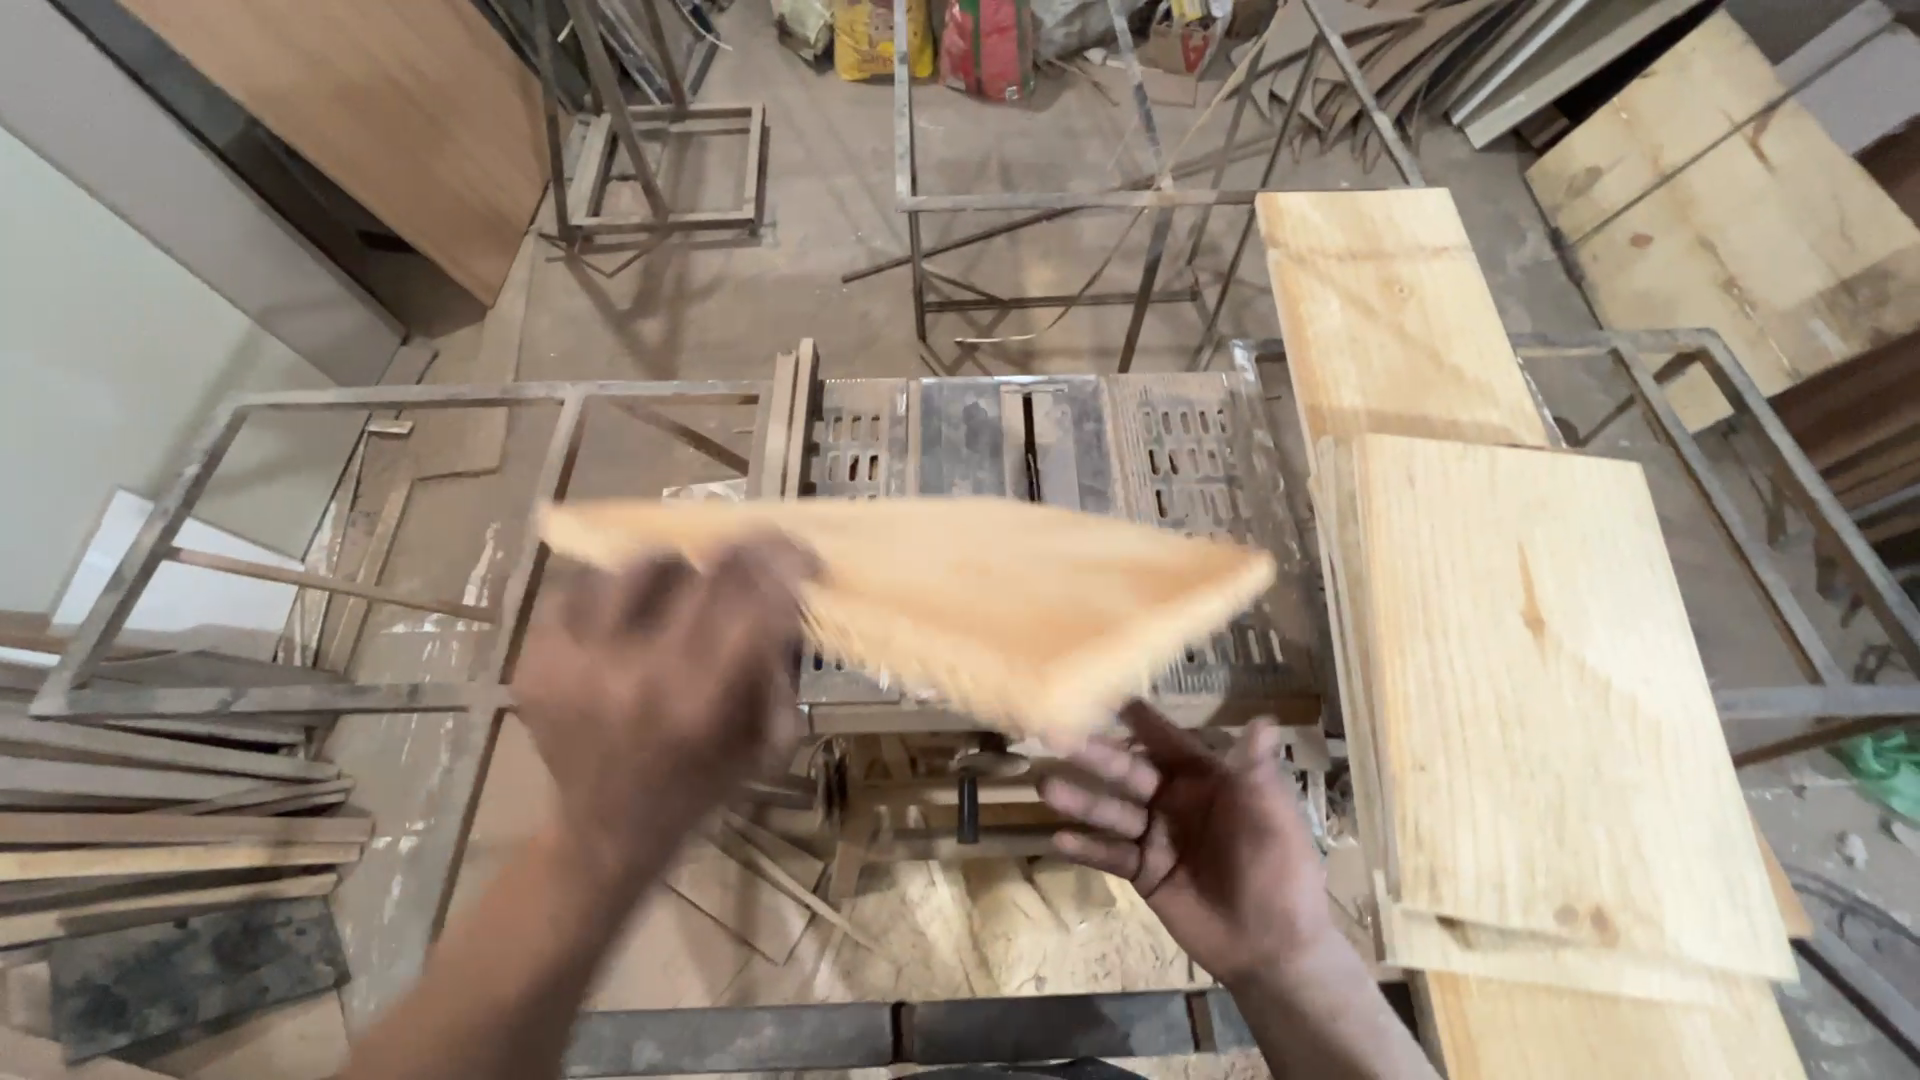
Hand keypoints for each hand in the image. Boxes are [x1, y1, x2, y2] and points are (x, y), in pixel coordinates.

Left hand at [512, 537, 816, 883]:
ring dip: (681, 568)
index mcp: (701, 701)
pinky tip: (633, 609)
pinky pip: (586, 586)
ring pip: (644, 566)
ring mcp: (578, 661)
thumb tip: (786, 597)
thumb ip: (777, 669)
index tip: (803, 554)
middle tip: (761, 551)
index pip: (758, 603)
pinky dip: (620, 589)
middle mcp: (639, 674)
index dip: (788, 566)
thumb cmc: (700, 785)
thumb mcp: (764, 741)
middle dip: (748, 552)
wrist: (605, 831)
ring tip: (690, 584)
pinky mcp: (537, 656)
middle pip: (708, 572)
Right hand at [1040, 702, 1332, 984]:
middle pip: (1127, 771)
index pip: (1165, 740)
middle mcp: (1173, 800)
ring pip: (1111, 810)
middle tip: (1053, 734)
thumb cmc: (1282, 875)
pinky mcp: (1143, 873)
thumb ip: (1257, 773)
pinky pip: (1110, 855)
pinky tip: (1058, 838)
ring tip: (1046, 786)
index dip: (1137, 719)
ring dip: (1079, 798)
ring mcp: (1154, 837)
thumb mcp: (1274, 820)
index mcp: (1205, 779)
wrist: (1275, 951)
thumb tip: (1264, 720)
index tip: (1101, 691)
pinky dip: (1086, 847)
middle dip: (1092, 754)